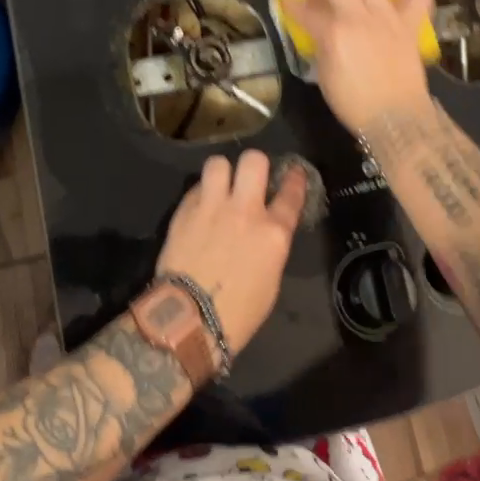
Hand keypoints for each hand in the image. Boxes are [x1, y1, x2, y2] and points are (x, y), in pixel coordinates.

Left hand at [155, 150, 305, 354]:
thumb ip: (271, 246)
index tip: (294, 172)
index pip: (291, 193)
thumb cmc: (238, 313)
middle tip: (250, 178)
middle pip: (253, 160)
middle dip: (254, 165)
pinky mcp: (184, 211)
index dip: (294, 179)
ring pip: (218, 163)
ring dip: (222, 173)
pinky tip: (201, 207)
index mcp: (274, 233)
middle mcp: (245, 211)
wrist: (190, 320)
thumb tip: (265, 232)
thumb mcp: (270, 280)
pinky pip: (196, 187)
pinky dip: (201, 193)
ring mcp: (212, 207)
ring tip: (221, 186)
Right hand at [280, 0, 435, 131]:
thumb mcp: (325, 76)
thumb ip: (321, 47)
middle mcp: (359, 17)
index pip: (305, 10)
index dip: (291, 4)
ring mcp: (387, 18)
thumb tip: (319, 33)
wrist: (396, 118)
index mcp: (333, 33)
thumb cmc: (354, 104)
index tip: (287, 0)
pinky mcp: (409, 24)